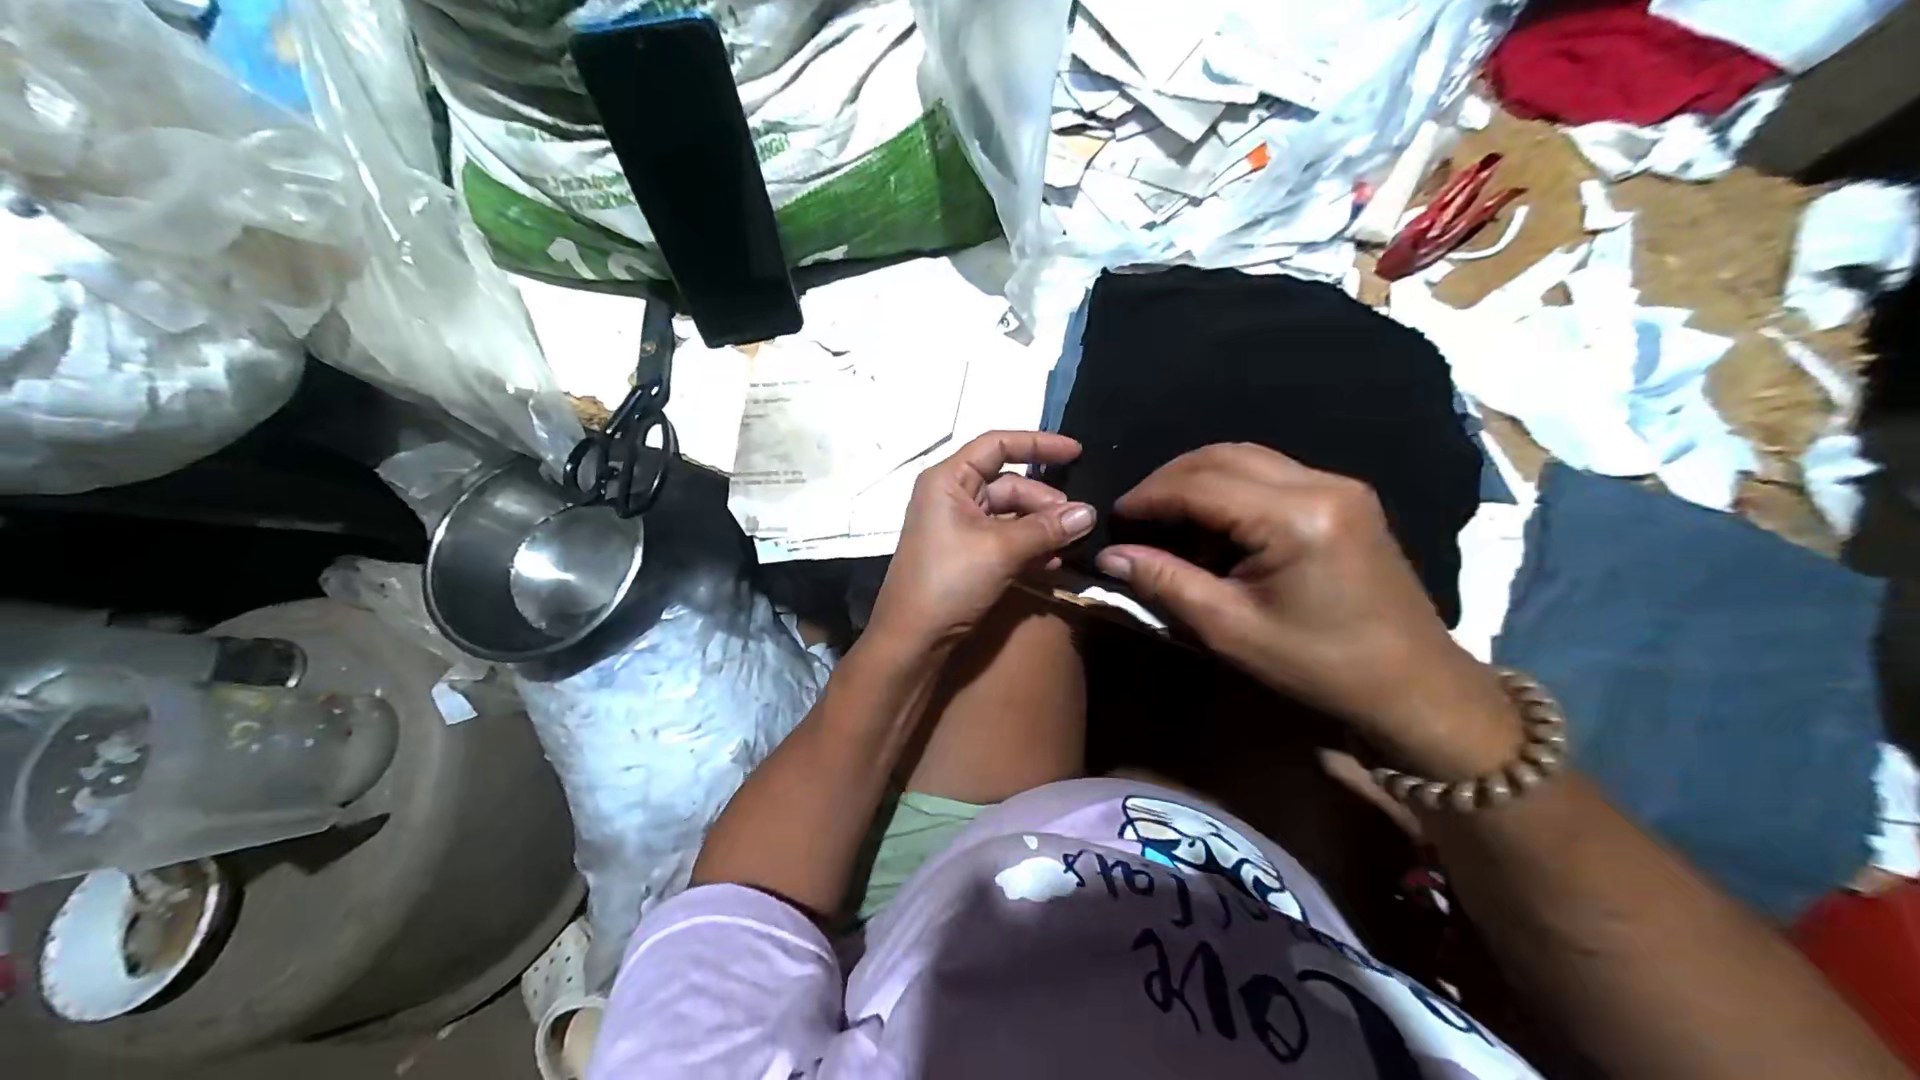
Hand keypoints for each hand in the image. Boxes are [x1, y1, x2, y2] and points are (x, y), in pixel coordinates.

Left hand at [868, 431, 1095, 650]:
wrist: (913, 639)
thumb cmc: (948, 582)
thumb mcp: (1001, 550)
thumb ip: (1046, 528)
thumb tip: (1089, 512)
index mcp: (948, 480)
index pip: (997, 444)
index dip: (1039, 444)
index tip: (1077, 452)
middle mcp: (952, 496)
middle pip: (1009, 483)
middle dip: (1046, 500)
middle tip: (1078, 521)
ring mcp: (959, 527)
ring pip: (1011, 514)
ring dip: (1042, 527)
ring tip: (1072, 542)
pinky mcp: (967, 554)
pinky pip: (1005, 539)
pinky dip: (1029, 546)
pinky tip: (1054, 562)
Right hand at [1095, 444, 1519, 775]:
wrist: (1413, 685)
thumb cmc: (1318, 665)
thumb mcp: (1230, 629)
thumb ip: (1166, 582)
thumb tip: (1111, 556)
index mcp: (1294, 518)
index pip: (1201, 484)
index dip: (1150, 496)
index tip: (1115, 517)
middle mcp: (1321, 484)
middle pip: (1224, 456)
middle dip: (1170, 478)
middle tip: (1137, 513)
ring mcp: (1340, 486)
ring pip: (1248, 458)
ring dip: (1199, 478)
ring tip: (1168, 516)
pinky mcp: (1346, 498)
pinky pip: (1273, 473)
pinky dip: (1231, 487)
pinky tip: (1214, 522)